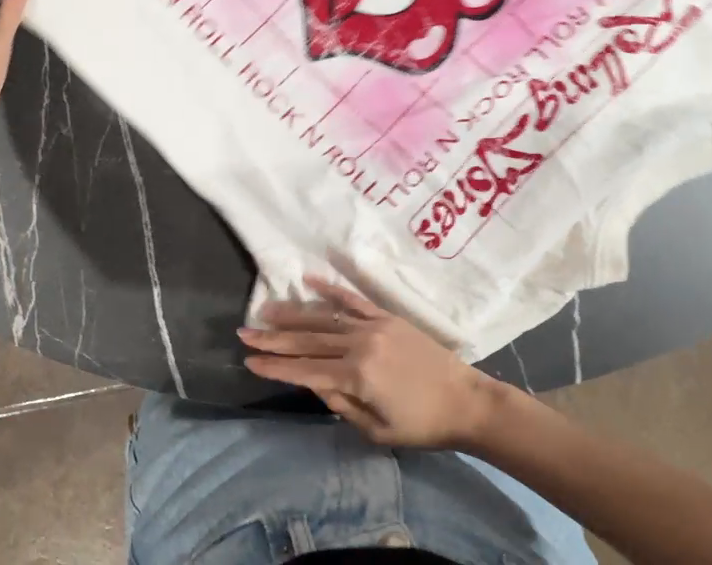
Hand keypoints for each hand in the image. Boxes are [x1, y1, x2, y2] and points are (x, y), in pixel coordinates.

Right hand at [239, 278, 510, 450]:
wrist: (468, 402)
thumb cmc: (422, 426)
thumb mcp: (377, 430)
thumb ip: (341, 405)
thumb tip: (313, 383)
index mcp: (356, 377)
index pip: (304, 370)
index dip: (275, 367)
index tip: (248, 361)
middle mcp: (359, 346)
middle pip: (307, 340)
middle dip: (273, 338)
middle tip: (243, 333)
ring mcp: (373, 327)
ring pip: (323, 317)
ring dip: (291, 313)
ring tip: (264, 310)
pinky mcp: (386, 316)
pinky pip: (352, 300)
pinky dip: (329, 289)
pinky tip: (307, 280)